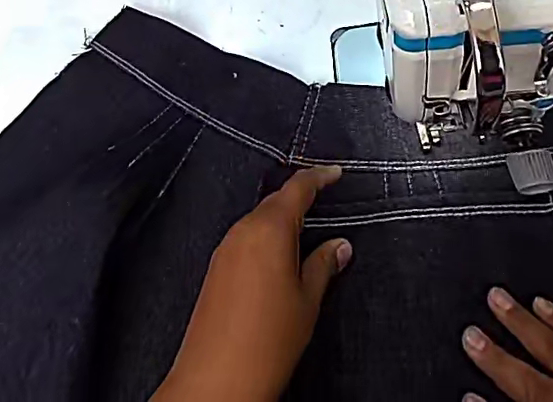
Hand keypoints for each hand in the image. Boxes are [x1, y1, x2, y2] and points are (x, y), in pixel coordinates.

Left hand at [152, 165, 351, 401]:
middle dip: (301, 197)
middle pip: (277, 200)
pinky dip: (266, 236)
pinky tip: (278, 257)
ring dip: (282, 218)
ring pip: (260, 219)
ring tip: (306, 231)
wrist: (212, 386)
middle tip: (325, 200)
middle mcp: (244, 229)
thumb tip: (340, 245)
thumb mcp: (306, 302)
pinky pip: (246, 237)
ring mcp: (226, 248)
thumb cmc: (267, 342)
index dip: (319, 176)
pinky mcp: (216, 268)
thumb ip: (323, 266)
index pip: (298, 187)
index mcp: (270, 228)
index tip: (335, 172)